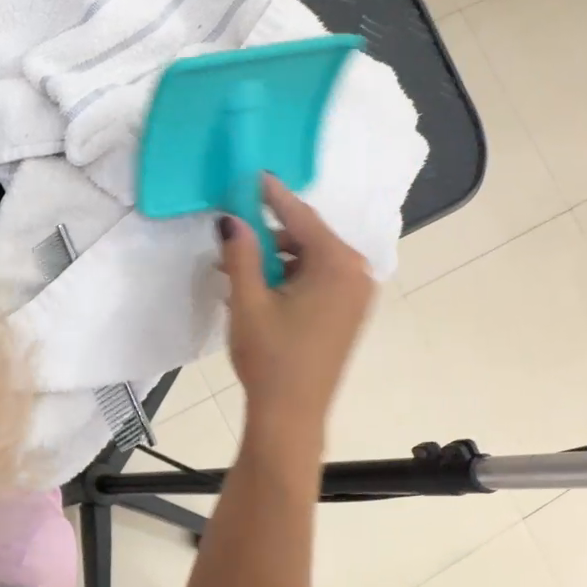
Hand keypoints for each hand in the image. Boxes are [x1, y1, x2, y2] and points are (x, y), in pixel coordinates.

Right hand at [220, 175, 374, 446]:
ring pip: (309, 260)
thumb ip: (241, 255)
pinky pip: (316, 280)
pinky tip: (256, 291)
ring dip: (273, 260)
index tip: (250, 175)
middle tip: (229, 239)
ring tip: (234, 272)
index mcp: (338, 264)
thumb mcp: (247, 302)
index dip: (271, 196)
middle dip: (267, 236)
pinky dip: (287, 278)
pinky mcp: (347, 312)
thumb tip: (230, 218)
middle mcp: (357, 272)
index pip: (300, 217)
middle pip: (307, 237)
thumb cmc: (270, 356)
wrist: (291, 411)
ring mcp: (356, 294)